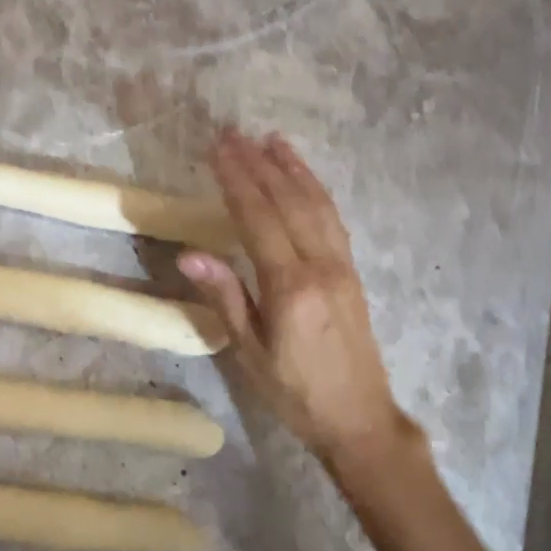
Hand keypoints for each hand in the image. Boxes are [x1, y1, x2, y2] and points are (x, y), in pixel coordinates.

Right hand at [178, 129, 403, 456]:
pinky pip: (333, 220)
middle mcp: (320, 266)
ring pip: (316, 205)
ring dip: (291, 169)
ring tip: (268, 139)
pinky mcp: (352, 272)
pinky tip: (302, 177)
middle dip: (258, 165)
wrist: (359, 417)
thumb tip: (191, 253)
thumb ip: (226, 298)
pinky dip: (316, 191)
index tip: (216, 150)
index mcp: (291, 287)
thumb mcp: (250, 353)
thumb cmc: (295, 393)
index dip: (237, 181)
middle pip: (287, 203)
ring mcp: (341, 266)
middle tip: (231, 134)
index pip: (259, 220)